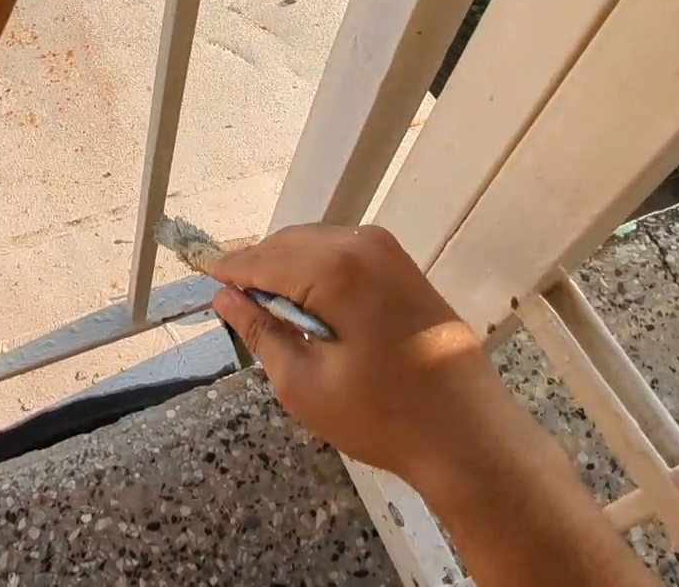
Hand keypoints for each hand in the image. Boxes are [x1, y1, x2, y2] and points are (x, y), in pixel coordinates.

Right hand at [209, 224, 496, 484]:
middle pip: (289, 242)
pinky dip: (317, 268)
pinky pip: (343, 251)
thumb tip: (225, 298)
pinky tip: (309, 302)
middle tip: (233, 297)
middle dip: (258, 265)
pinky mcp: (403, 265)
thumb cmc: (384, 417)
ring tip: (267, 304)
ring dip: (287, 266)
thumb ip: (260, 332)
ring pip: (316, 243)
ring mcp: (388, 251)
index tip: (205, 276)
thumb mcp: (305, 383)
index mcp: (336, 269)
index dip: (231, 268)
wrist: (472, 437)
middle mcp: (362, 244)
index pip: (264, 257)